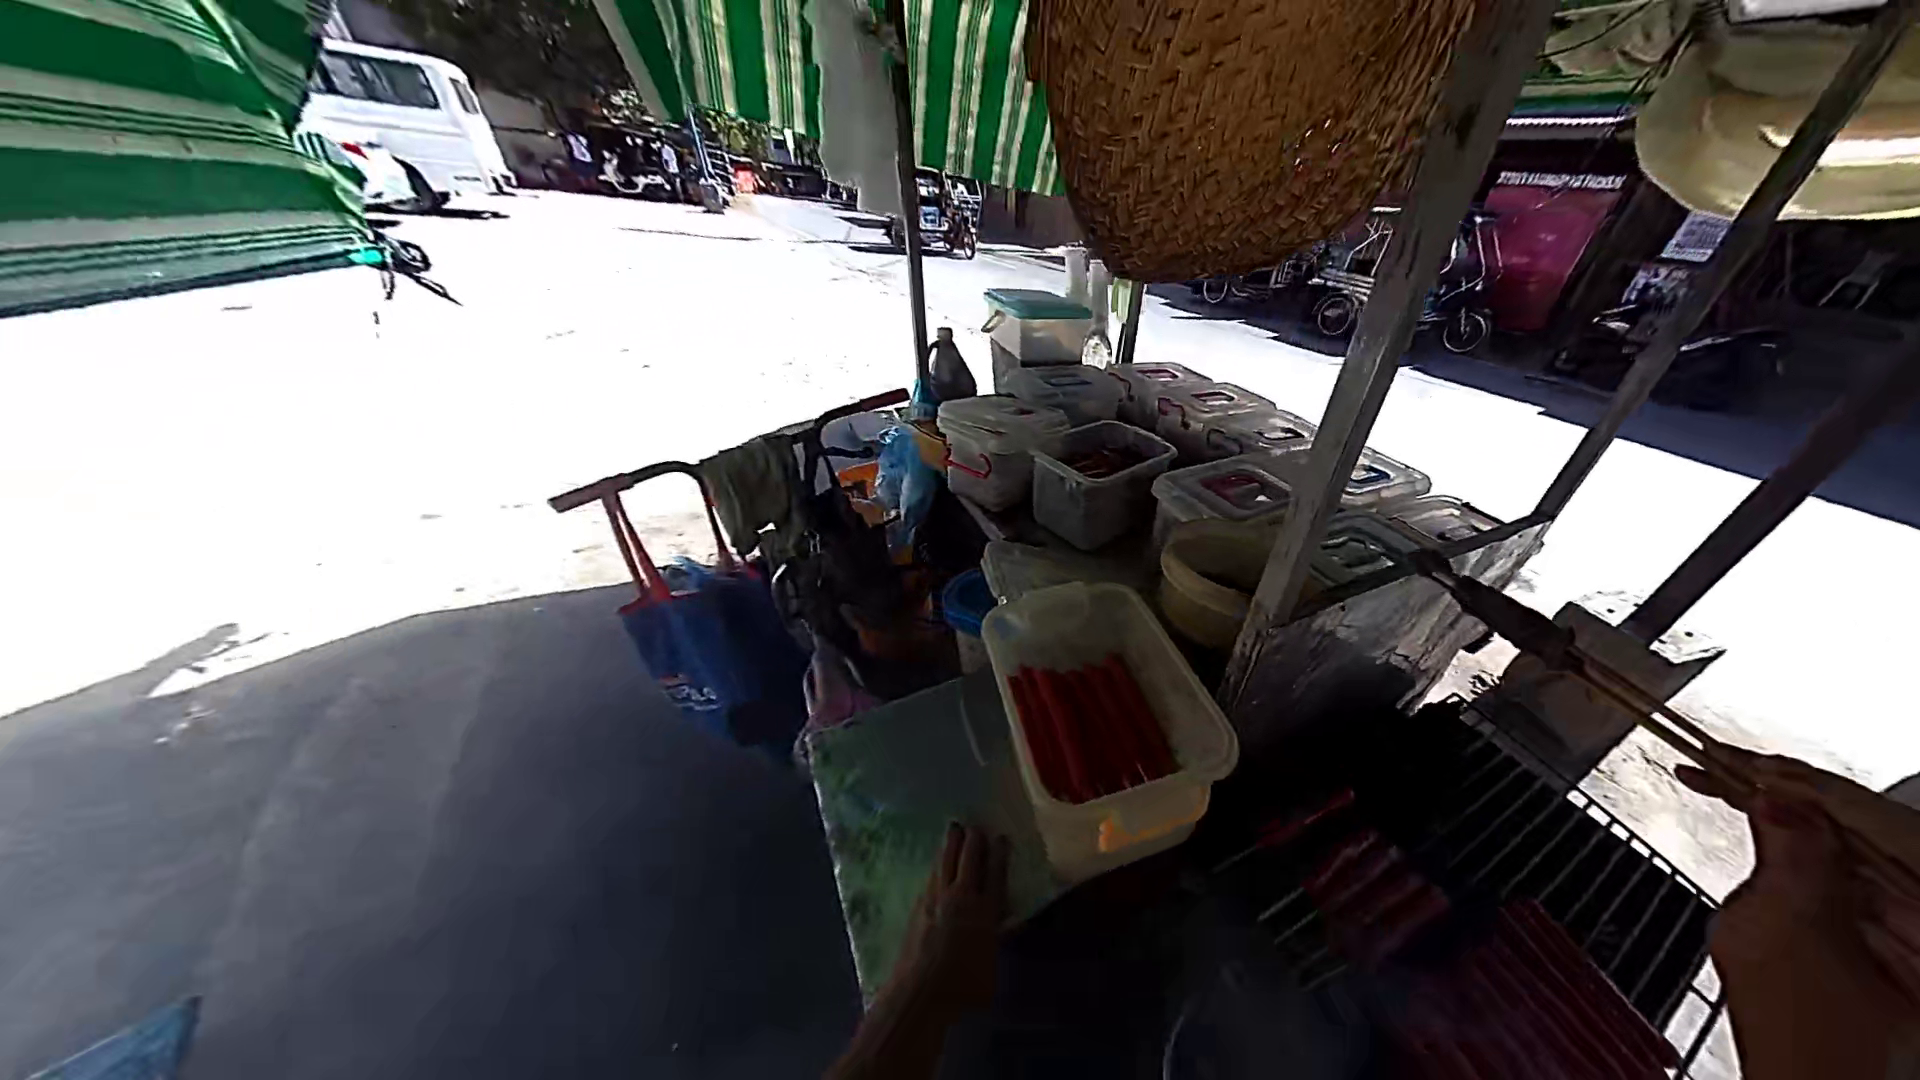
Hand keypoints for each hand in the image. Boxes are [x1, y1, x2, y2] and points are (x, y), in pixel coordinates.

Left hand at [825, 824, 1008, 1079]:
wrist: (920, 990)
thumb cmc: (963, 988)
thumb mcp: (992, 969)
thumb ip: (997, 942)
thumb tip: (1003, 927)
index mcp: (985, 912)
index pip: (996, 874)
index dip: (999, 854)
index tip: (1001, 837)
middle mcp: (962, 897)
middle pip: (969, 858)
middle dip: (974, 839)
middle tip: (976, 826)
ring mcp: (938, 897)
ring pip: (946, 860)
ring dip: (952, 842)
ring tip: (954, 827)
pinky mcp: (920, 903)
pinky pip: (932, 874)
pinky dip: (938, 862)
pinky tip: (938, 859)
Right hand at [1676, 753, 1919, 1077]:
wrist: (1812, 1070)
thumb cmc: (1806, 1019)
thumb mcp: (1784, 925)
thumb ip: (1791, 855)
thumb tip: (1778, 797)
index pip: (1877, 820)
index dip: (1803, 782)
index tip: (1741, 758)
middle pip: (1870, 827)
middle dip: (1788, 789)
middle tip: (1717, 760)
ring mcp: (1918, 918)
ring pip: (1856, 839)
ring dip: (1784, 804)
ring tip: (1721, 776)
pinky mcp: (1896, 922)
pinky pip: (1847, 859)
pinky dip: (1794, 831)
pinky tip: (1755, 810)